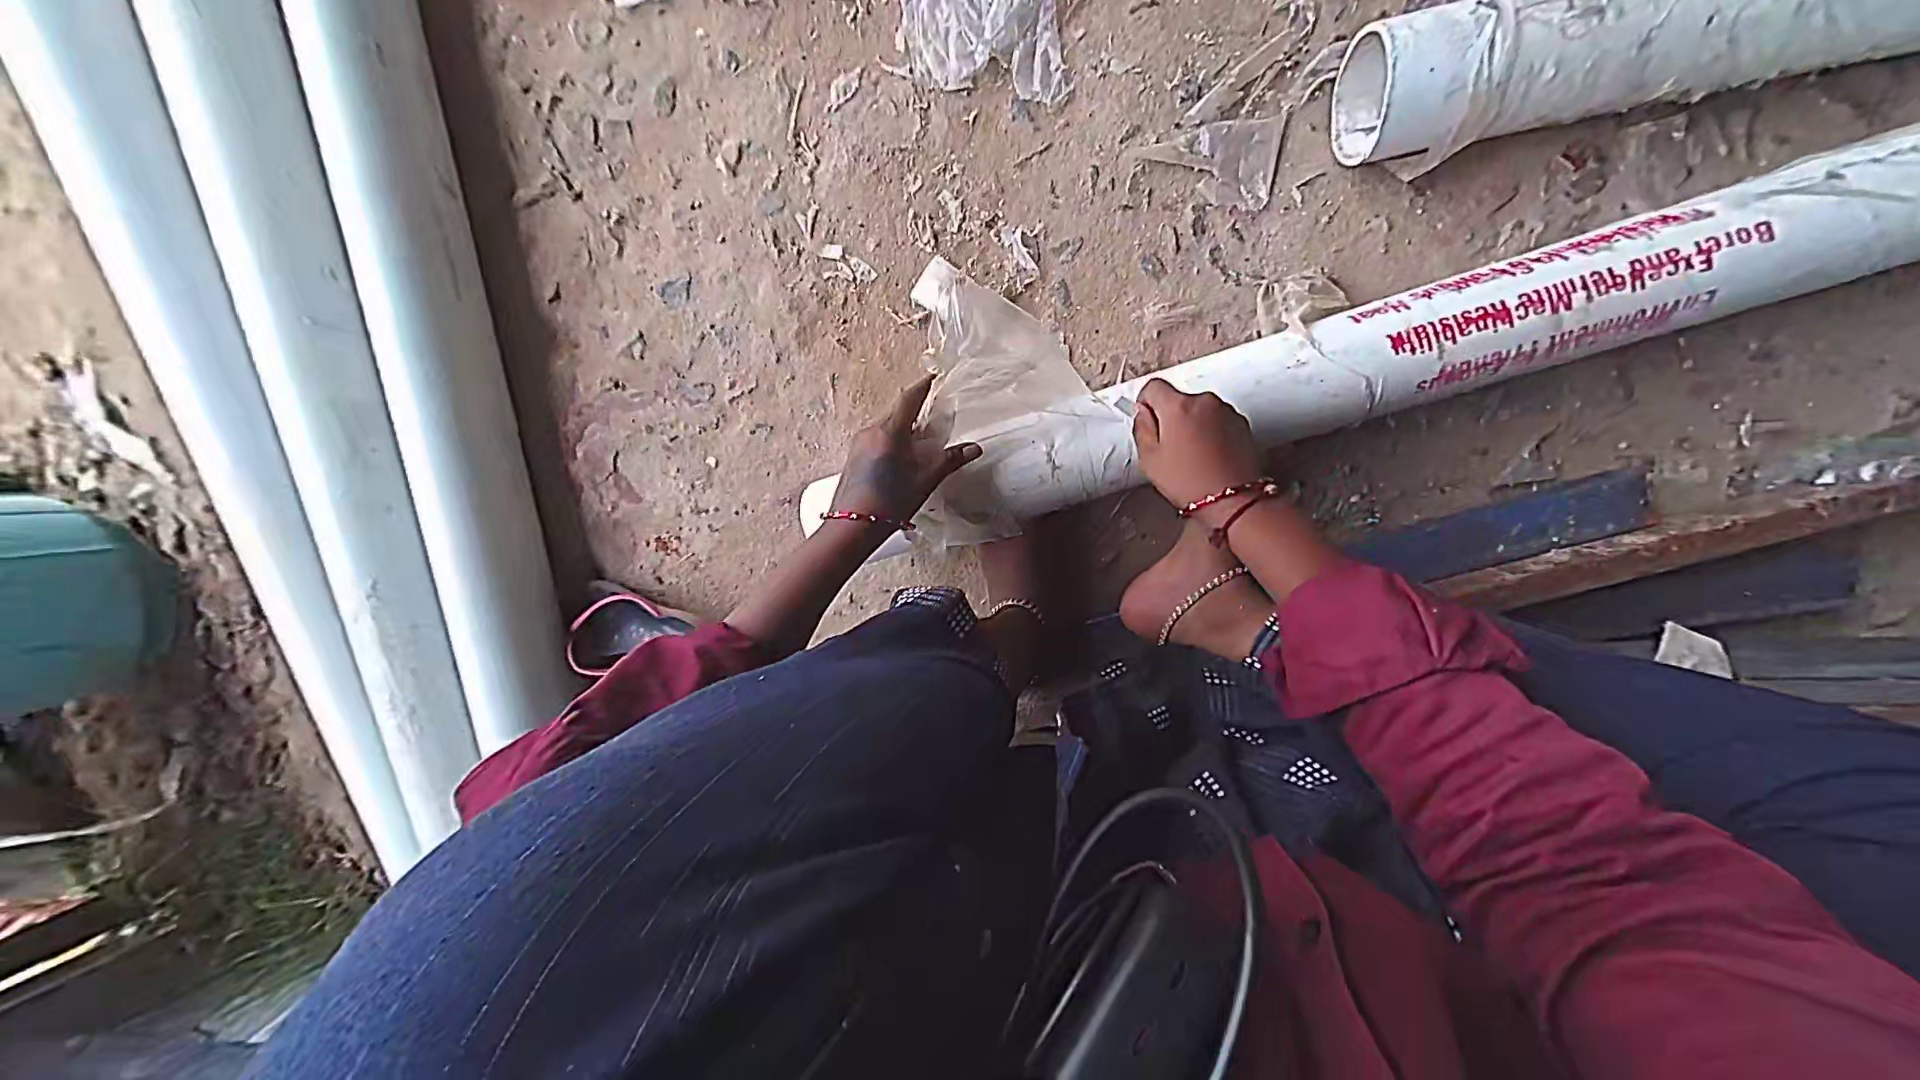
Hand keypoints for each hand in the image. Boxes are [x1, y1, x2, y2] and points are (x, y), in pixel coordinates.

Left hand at [831, 373, 982, 521]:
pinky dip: (893, 443)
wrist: (853, 526)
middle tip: (934, 421)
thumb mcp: (926, 480)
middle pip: (898, 413)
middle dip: (917, 414)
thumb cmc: (889, 503)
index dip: (923, 386)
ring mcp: (859, 444)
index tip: (932, 379)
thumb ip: (950, 460)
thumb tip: (973, 449)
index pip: (909, 398)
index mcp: (890, 431)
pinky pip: (877, 441)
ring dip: (905, 431)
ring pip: (887, 428)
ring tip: (920, 448)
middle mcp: (872, 432)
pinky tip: (901, 462)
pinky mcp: (854, 458)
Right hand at [1132, 379, 1263, 508]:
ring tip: (1191, 456)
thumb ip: (1141, 428)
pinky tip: (1207, 456)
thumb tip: (1142, 414)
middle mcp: (1204, 401)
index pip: (1154, 386)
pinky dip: (1210, 432)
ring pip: (1198, 410)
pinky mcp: (1241, 423)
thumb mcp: (1149, 459)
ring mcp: (1226, 411)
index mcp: (1178, 407)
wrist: (1233, 500)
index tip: (1147, 419)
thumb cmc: (1191, 483)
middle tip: (1168, 448)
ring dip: (1192, 424)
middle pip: (1178, 399)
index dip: (1145, 403)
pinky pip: (1217, 420)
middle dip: (1170, 417)